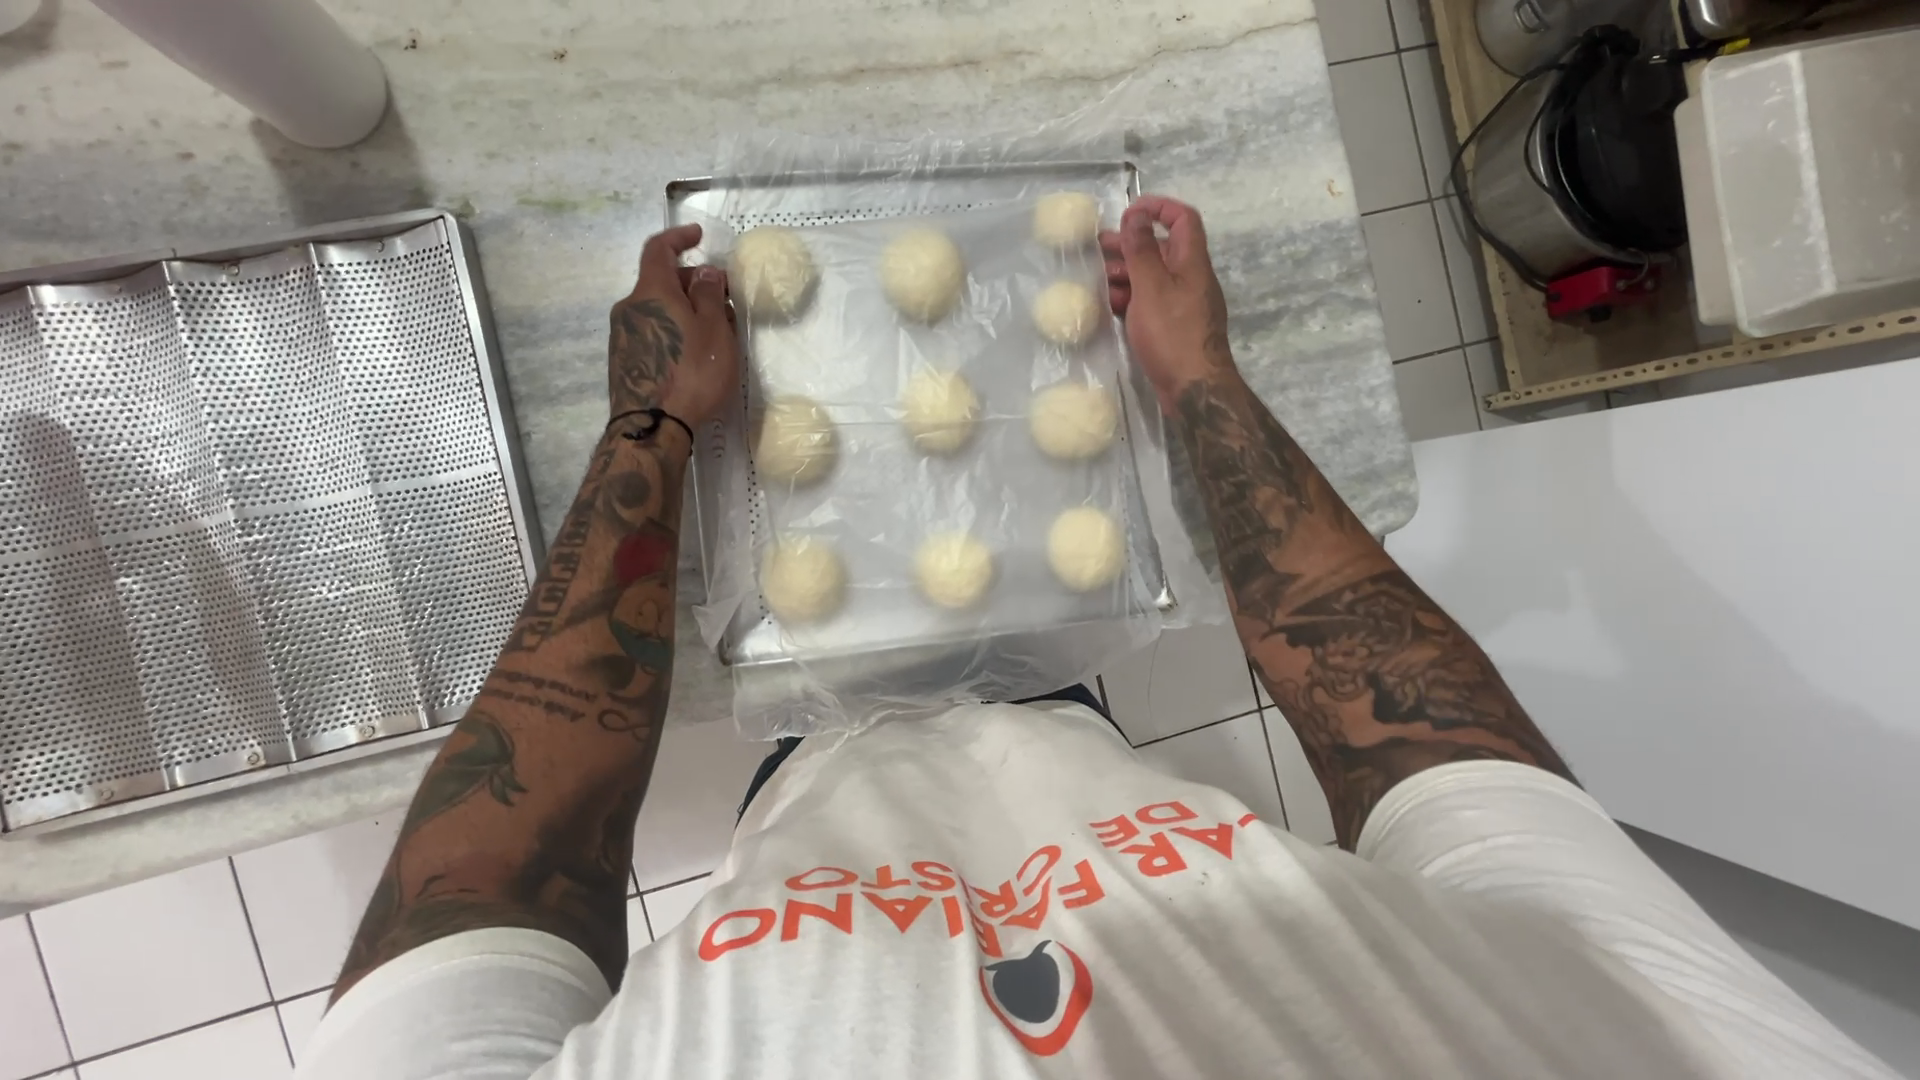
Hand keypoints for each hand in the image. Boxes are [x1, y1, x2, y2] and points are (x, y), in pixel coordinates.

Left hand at [607, 224, 740, 428]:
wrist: (653, 426)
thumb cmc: (691, 373)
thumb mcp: (714, 330)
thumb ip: (708, 294)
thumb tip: (704, 272)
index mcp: (652, 291)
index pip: (659, 249)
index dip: (679, 237)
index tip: (698, 235)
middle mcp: (630, 307)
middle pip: (661, 282)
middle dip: (691, 284)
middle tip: (722, 301)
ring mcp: (623, 336)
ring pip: (658, 310)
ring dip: (684, 312)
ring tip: (713, 333)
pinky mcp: (624, 361)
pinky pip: (653, 333)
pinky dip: (673, 331)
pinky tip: (693, 355)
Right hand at [1099, 196, 1237, 410]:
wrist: (1194, 388)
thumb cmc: (1172, 335)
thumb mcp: (1151, 288)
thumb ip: (1141, 250)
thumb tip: (1135, 216)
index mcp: (1191, 262)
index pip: (1182, 219)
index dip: (1158, 208)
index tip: (1129, 212)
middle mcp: (1191, 279)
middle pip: (1162, 249)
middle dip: (1130, 245)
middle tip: (1097, 249)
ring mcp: (1183, 304)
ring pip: (1153, 278)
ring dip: (1126, 273)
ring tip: (1098, 280)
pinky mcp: (1173, 327)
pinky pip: (1151, 302)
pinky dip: (1131, 298)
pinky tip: (1111, 306)